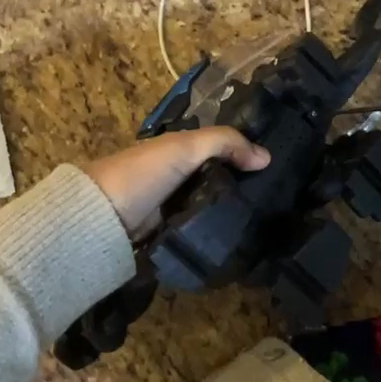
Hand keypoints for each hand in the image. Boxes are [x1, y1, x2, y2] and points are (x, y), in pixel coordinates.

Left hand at [83, 127, 270, 240]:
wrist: (103, 217)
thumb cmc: (144, 172)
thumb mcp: (185, 148)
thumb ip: (224, 143)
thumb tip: (266, 157)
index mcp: (177, 151)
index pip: (219, 150)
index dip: (244, 154)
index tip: (276, 168)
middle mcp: (177, 177)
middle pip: (217, 180)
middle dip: (241, 188)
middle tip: (278, 201)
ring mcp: (173, 207)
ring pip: (210, 207)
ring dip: (231, 213)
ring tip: (267, 223)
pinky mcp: (170, 234)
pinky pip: (199, 230)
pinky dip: (215, 232)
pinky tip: (240, 238)